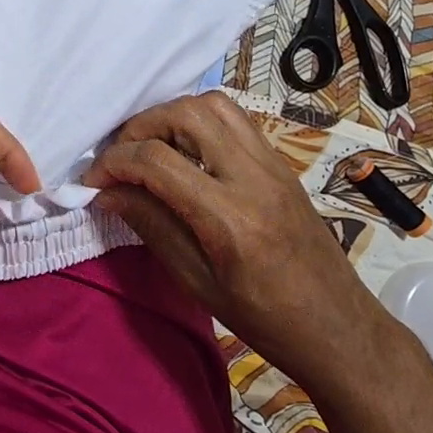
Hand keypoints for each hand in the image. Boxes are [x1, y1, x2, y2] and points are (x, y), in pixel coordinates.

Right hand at [83, 91, 395, 387]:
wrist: (339, 327)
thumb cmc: (264, 318)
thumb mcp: (197, 283)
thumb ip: (152, 227)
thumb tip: (107, 192)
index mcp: (229, 218)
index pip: (157, 161)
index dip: (113, 163)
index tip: (93, 181)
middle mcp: (253, 177)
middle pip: (186, 113)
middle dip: (141, 126)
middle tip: (121, 156)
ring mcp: (272, 163)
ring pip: (213, 104)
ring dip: (171, 116)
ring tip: (151, 147)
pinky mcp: (281, 162)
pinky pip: (235, 119)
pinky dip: (199, 121)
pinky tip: (186, 151)